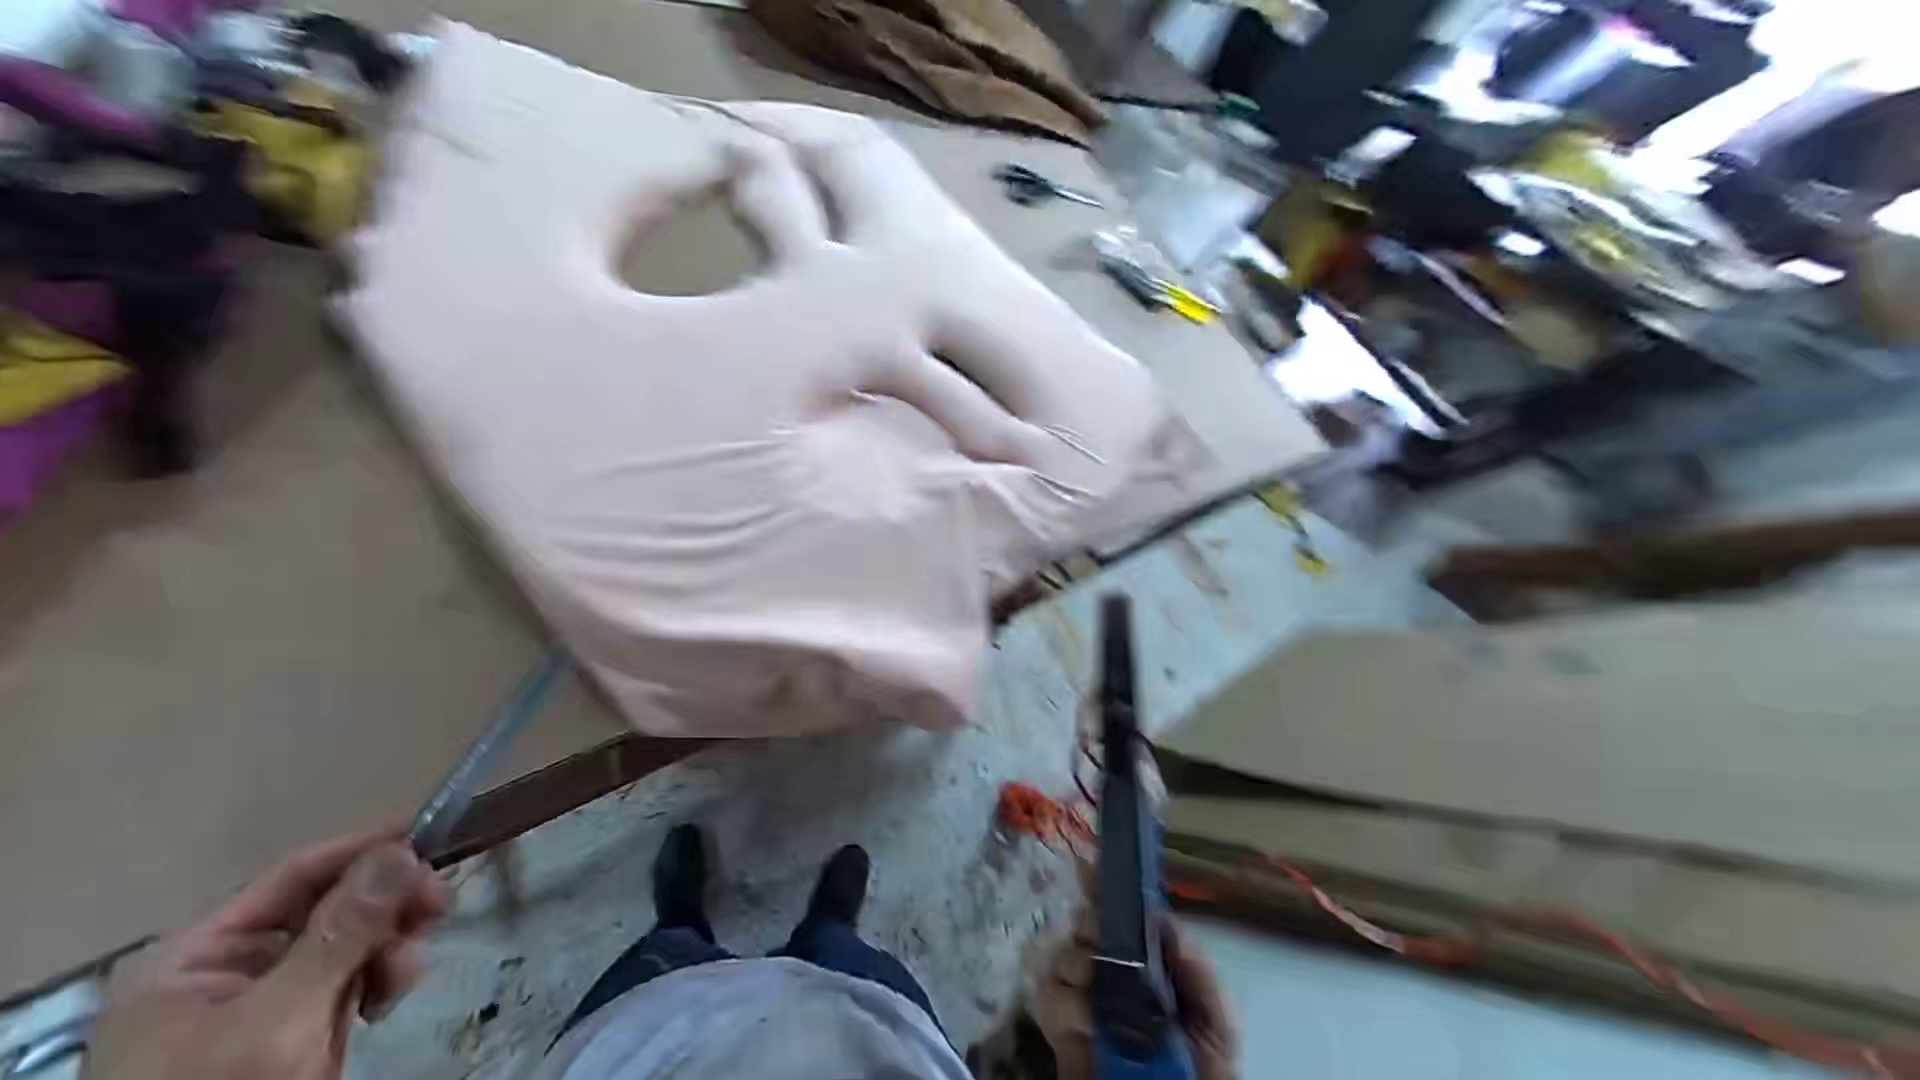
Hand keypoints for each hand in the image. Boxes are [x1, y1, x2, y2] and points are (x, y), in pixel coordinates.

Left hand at [84, 830, 452, 1079]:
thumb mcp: (284, 1017)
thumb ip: (342, 931)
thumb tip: (401, 851)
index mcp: (199, 956)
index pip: (296, 875)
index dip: (365, 850)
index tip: (431, 836)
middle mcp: (229, 968)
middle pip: (332, 904)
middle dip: (389, 906)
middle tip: (440, 906)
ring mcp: (264, 1000)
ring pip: (352, 938)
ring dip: (392, 944)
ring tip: (408, 972)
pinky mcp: (296, 1025)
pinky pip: (353, 975)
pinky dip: (383, 976)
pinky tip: (391, 997)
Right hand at [1032, 891, 1237, 1079]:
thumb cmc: (1202, 1073)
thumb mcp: (1216, 1023)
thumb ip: (1198, 971)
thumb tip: (1160, 917)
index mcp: (1147, 961)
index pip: (1122, 913)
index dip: (1105, 886)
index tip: (1094, 867)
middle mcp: (1111, 970)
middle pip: (1086, 922)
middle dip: (1092, 924)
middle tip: (1102, 942)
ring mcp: (1082, 997)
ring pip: (1064, 953)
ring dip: (1078, 965)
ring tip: (1097, 994)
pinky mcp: (1060, 1027)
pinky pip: (1048, 995)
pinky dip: (1065, 1003)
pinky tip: (1087, 1024)